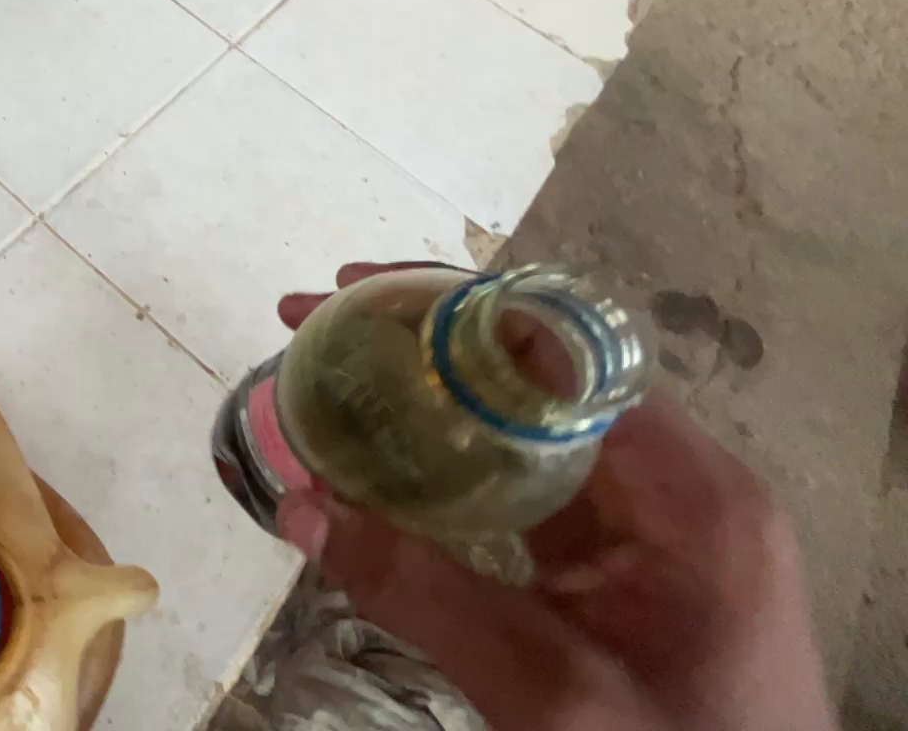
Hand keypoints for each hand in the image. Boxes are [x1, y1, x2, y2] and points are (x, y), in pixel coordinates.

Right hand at [275, 263, 834, 730]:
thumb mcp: (550, 685)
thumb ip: (421, 593)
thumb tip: (295, 507)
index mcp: (682, 484)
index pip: (556, 350)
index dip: (450, 305)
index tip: (354, 292)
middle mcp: (658, 475)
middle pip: (521, 365)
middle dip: (411, 332)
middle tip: (311, 320)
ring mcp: (627, 509)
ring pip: (504, 409)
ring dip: (412, 379)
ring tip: (323, 363)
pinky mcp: (592, 542)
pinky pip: (498, 462)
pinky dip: (427, 438)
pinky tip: (367, 441)